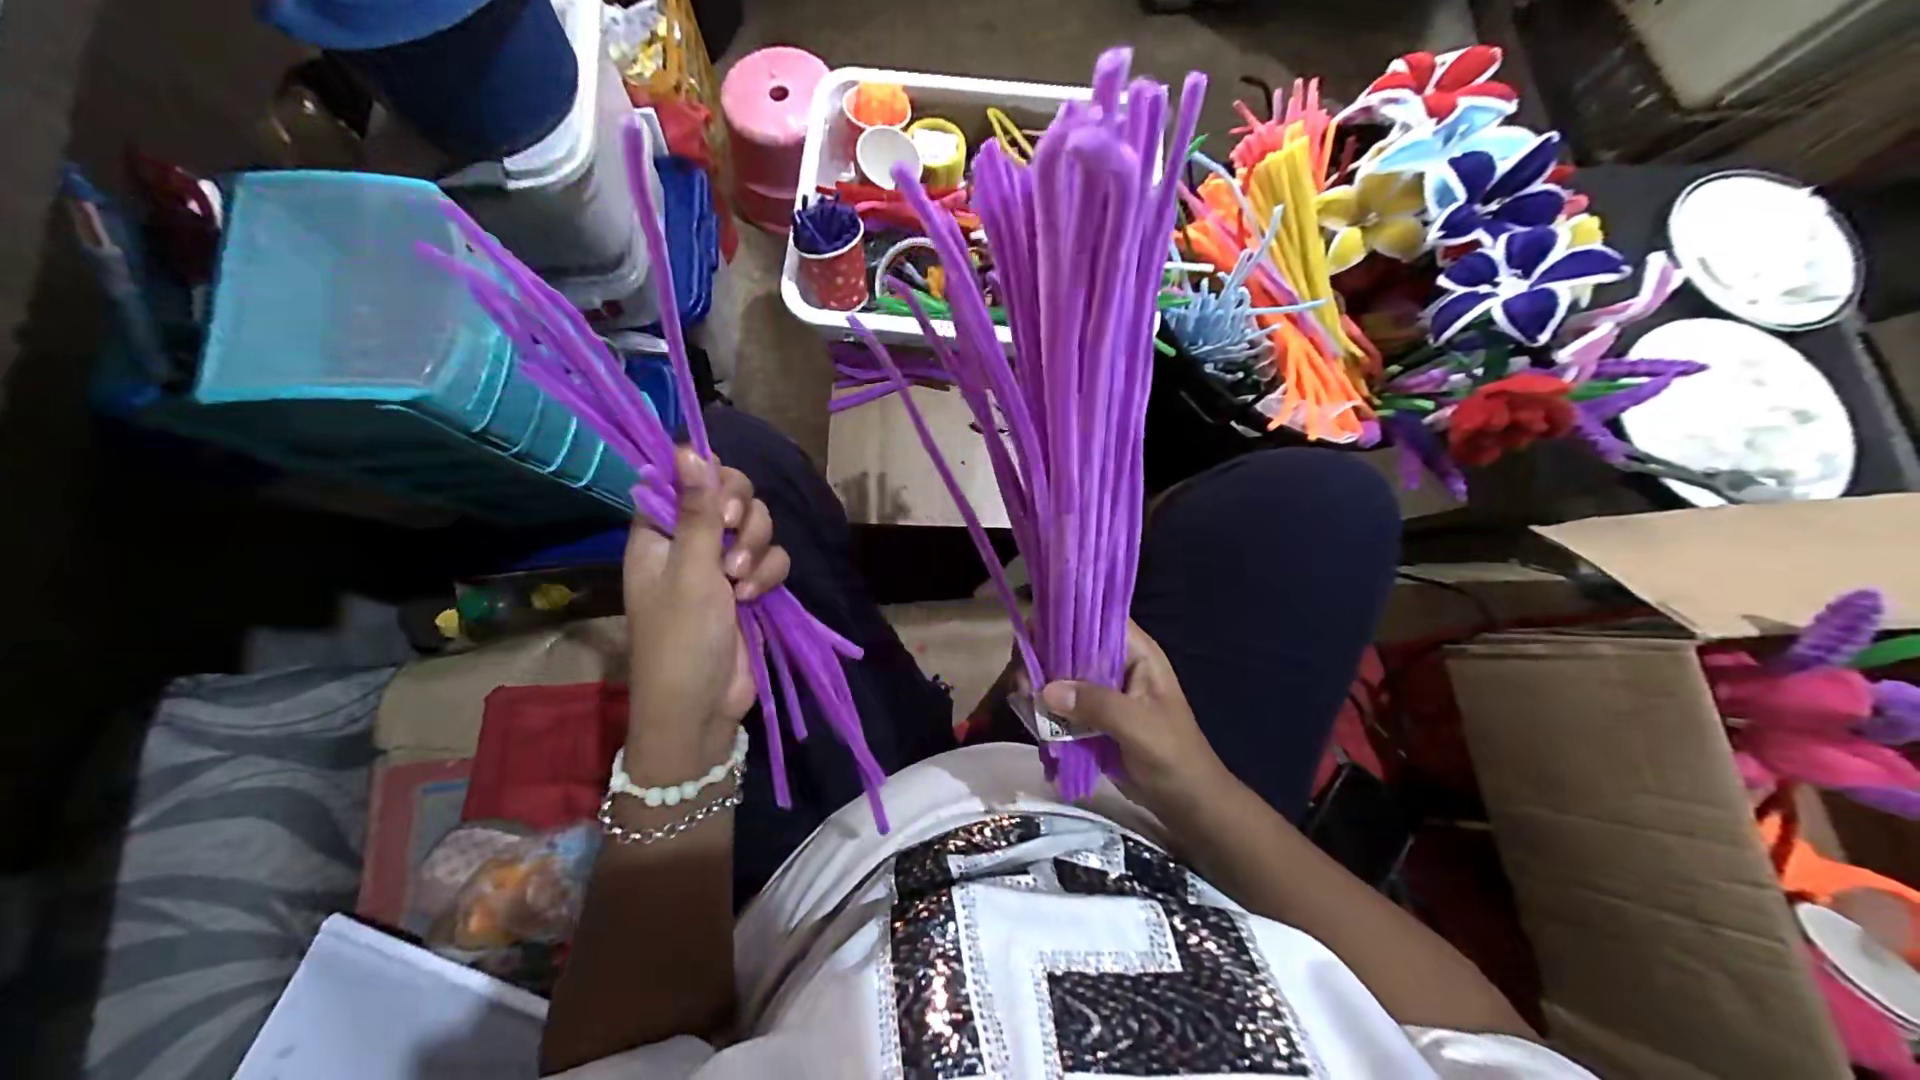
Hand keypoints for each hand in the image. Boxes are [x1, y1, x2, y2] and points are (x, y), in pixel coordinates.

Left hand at [623, 449, 790, 779]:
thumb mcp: (690, 570)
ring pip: (754, 525)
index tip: (718, 497)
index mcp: (658, 532)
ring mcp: (720, 564)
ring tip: (740, 583)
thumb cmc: (681, 637)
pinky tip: (754, 598)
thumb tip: (689, 448)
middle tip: (730, 536)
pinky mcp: (748, 586)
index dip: (706, 478)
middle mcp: (689, 541)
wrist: (702, 705)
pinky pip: (770, 557)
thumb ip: (698, 511)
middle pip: (727, 494)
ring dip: (755, 549)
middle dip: (740, 516)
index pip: (681, 479)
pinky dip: (768, 574)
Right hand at [1037, 622, 1233, 812]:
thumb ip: (1097, 704)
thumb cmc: (1174, 756)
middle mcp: (1115, 663)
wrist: (1186, 802)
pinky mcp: (1090, 715)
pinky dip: (1043, 706)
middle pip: (1070, 643)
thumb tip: (1047, 690)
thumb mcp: (1139, 727)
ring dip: (1038, 682)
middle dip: (1042, 656)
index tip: (1033, 632)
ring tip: (1023, 699)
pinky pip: (1060, 702)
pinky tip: (1030, 714)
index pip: (1097, 617)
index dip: (1065, 616)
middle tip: (1024, 681)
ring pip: (1060, 673)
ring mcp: (1101, 690)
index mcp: (1135, 653)